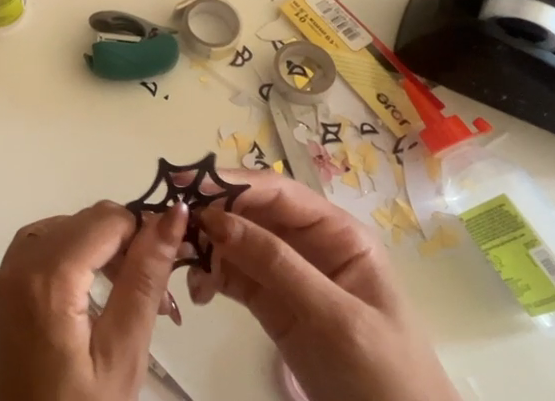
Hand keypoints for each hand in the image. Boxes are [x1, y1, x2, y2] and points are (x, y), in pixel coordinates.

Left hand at [0, 202, 187, 400]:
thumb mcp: (122, 353)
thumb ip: (144, 280)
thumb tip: (172, 216)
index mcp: (46, 278)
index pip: (104, 219)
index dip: (143, 233)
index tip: (169, 270)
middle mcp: (16, 264)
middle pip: (80, 222)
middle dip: (122, 245)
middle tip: (157, 298)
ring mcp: (1, 277)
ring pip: (58, 230)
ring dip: (96, 249)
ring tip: (127, 293)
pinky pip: (36, 250)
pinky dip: (68, 256)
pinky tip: (91, 291)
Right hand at [186, 170, 458, 400]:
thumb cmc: (384, 371)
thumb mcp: (335, 317)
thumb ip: (277, 265)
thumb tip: (215, 218)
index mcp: (336, 233)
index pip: (277, 192)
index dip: (231, 183)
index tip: (185, 184)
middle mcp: (307, 243)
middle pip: (248, 211)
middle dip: (209, 214)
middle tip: (169, 224)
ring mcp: (286, 273)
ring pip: (233, 241)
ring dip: (204, 248)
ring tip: (181, 265)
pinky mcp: (268, 302)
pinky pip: (230, 274)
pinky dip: (208, 277)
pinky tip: (198, 291)